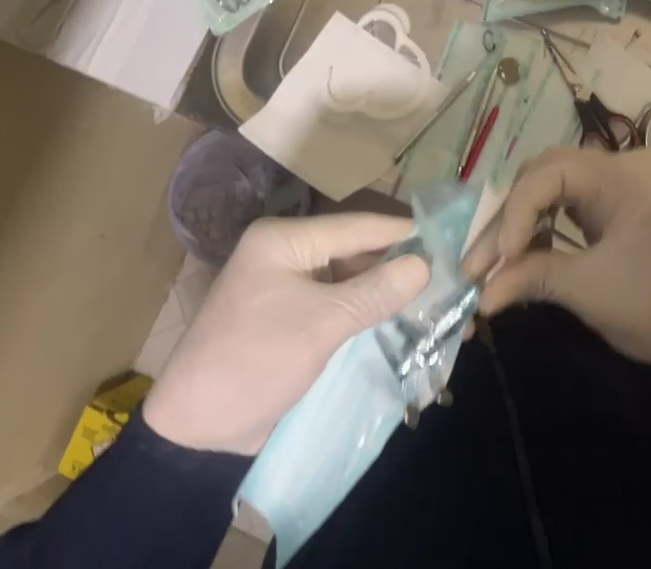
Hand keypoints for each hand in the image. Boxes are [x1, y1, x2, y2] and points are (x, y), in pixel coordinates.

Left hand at [142, 213, 428, 454]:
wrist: (197, 425)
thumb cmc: (254, 361)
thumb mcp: (320, 324)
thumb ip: (374, 292)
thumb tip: (424, 265)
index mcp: (285, 240)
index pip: (356, 226)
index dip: (404, 233)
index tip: (451, 237)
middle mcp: (289, 256)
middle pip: (357, 253)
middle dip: (401, 268)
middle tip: (453, 278)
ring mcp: (292, 289)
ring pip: (353, 282)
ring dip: (390, 294)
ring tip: (440, 302)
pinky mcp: (296, 321)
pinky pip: (342, 308)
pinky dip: (372, 315)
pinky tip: (407, 324)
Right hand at [463, 147, 650, 368]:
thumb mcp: (591, 292)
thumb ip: (531, 279)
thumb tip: (480, 294)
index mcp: (626, 177)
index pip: (549, 173)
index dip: (515, 213)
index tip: (496, 259)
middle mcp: (625, 164)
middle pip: (547, 173)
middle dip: (511, 218)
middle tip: (480, 259)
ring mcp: (626, 180)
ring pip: (556, 185)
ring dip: (524, 221)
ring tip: (494, 258)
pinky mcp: (623, 199)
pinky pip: (573, 199)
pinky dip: (546, 223)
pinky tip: (524, 251)